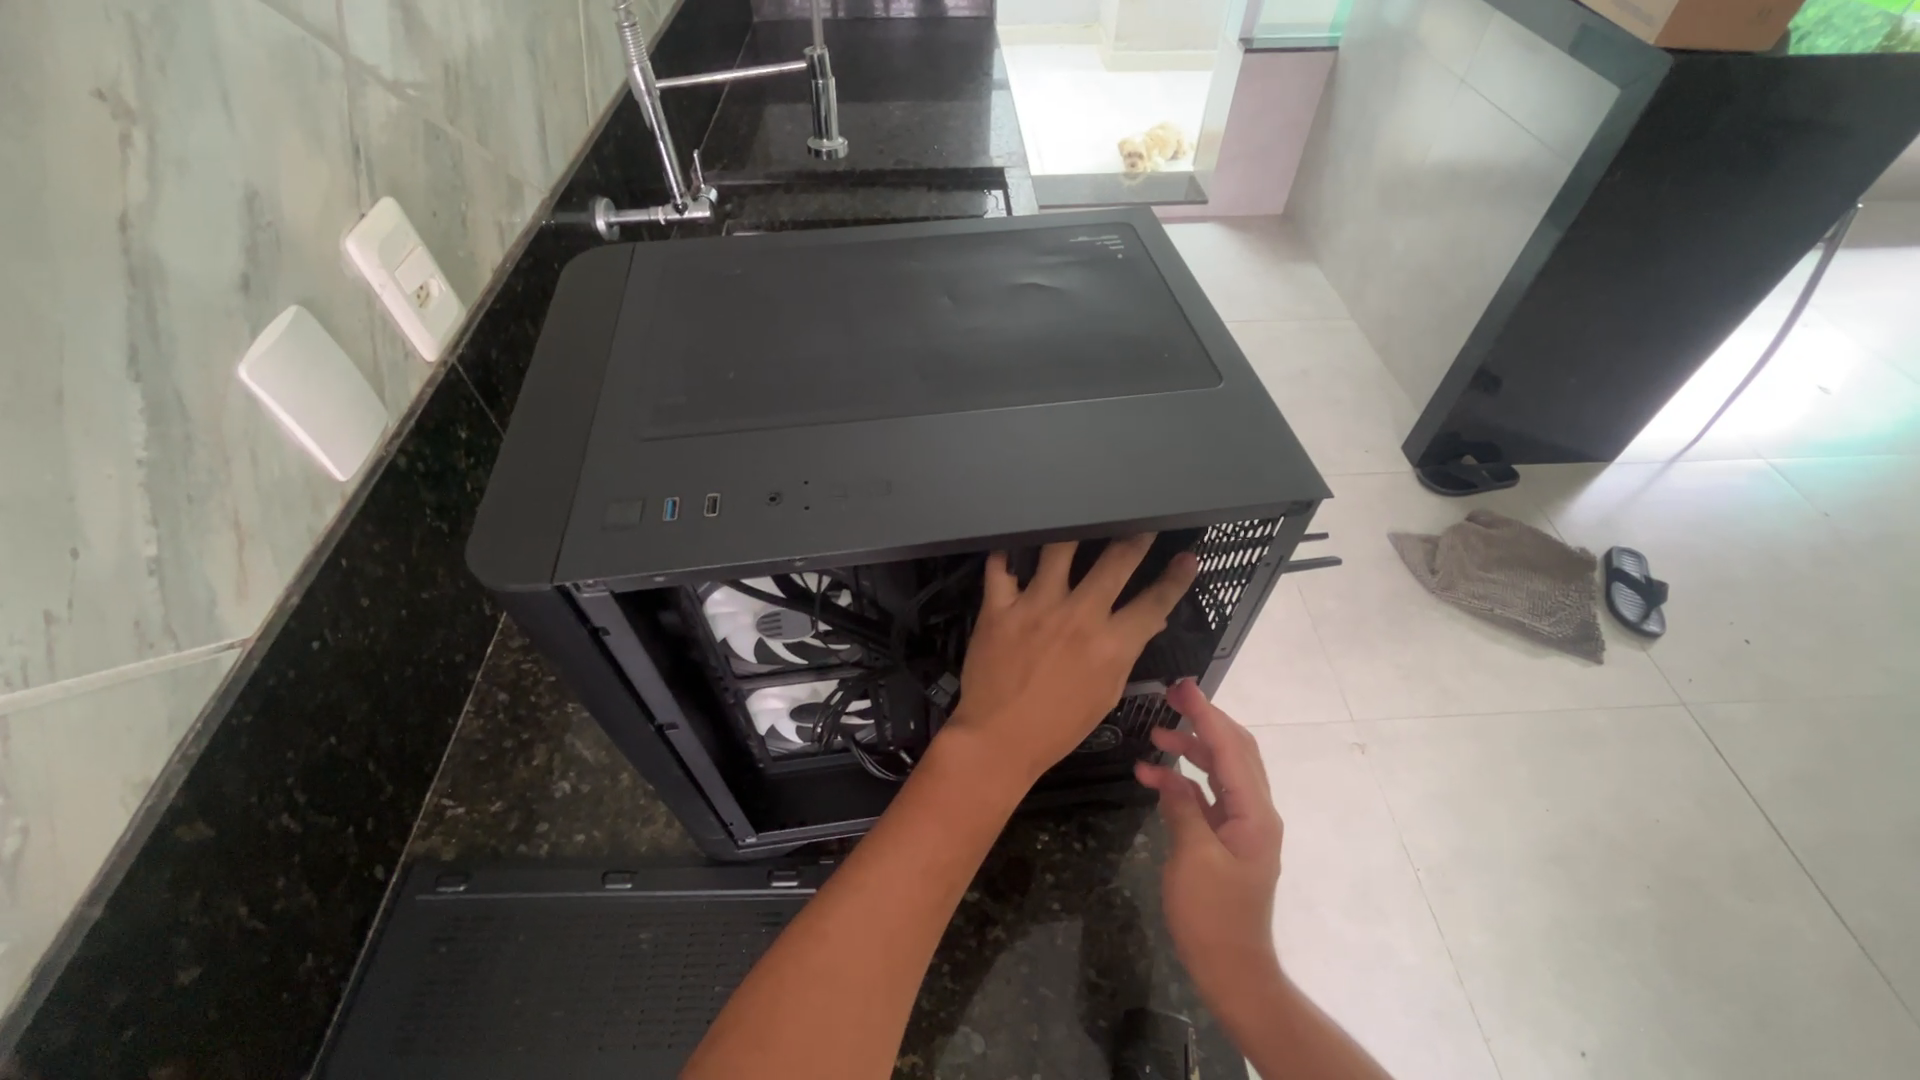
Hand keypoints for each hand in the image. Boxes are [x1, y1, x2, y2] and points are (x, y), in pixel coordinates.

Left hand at [942, 536, 1198, 784]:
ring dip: (1073, 530)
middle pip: (1115, 561)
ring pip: (1058, 550)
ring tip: (1076, 514)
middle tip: (1140, 520)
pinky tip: (1010, 542)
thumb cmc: (1058, 727)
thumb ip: (1126, 653)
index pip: (1154, 602)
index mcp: (1111, 644)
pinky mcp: (999, 608)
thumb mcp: (1106, 695)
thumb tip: (1151, 622)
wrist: (998, 740)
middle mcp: (1078, 616)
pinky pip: (1000, 567)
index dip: (1176, 578)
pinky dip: (1005, 553)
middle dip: (1135, 536)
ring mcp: (1037, 606)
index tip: (1188, 557)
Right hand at [1135, 680, 1285, 1002]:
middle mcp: (1256, 812)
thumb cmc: (1213, 916)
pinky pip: (1208, 796)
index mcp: (1255, 813)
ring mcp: (1243, 826)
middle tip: (1172, 698)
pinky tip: (1153, 777)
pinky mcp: (1227, 840)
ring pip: (1220, 771)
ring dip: (1191, 750)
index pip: (1231, 749)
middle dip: (1205, 721)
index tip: (1183, 687)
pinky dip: (1184, 782)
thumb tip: (1171, 778)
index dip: (1206, 715)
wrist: (1232, 969)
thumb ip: (1183, 808)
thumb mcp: (1192, 857)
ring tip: (1156, 735)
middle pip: (1234, 752)